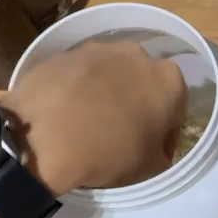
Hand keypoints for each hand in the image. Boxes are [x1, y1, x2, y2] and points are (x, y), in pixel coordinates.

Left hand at [2, 42, 186, 193]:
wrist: (41, 137)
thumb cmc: (109, 151)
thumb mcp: (149, 167)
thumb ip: (160, 154)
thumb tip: (155, 151)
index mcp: (168, 80)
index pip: (176, 111)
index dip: (166, 135)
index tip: (154, 152)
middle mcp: (137, 54)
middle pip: (144, 85)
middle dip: (138, 106)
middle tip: (125, 135)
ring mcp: (96, 50)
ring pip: (111, 77)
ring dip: (108, 96)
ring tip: (92, 126)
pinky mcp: (61, 54)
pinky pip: (80, 77)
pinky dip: (79, 93)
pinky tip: (68, 118)